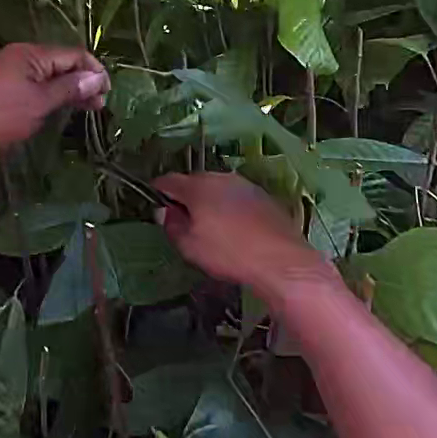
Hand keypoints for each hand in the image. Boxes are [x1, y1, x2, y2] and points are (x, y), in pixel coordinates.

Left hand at [0, 44, 107, 162]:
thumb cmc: (0, 116)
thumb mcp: (40, 102)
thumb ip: (70, 88)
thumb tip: (96, 78)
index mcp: (29, 53)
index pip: (71, 54)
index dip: (93, 70)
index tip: (107, 91)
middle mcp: (18, 57)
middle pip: (60, 64)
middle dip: (82, 81)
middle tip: (100, 103)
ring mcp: (7, 72)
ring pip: (47, 76)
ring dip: (68, 90)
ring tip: (87, 108)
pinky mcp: (0, 89)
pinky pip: (33, 86)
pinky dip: (50, 95)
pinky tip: (60, 107)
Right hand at [151, 173, 332, 301]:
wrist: (280, 259)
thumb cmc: (228, 253)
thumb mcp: (189, 246)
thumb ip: (172, 225)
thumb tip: (166, 212)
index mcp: (197, 186)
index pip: (168, 180)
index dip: (158, 191)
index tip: (156, 205)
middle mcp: (221, 177)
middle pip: (194, 182)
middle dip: (186, 197)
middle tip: (184, 222)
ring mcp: (244, 184)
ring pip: (217, 188)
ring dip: (210, 201)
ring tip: (211, 228)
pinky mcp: (263, 195)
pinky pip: (237, 197)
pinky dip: (230, 207)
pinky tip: (236, 229)